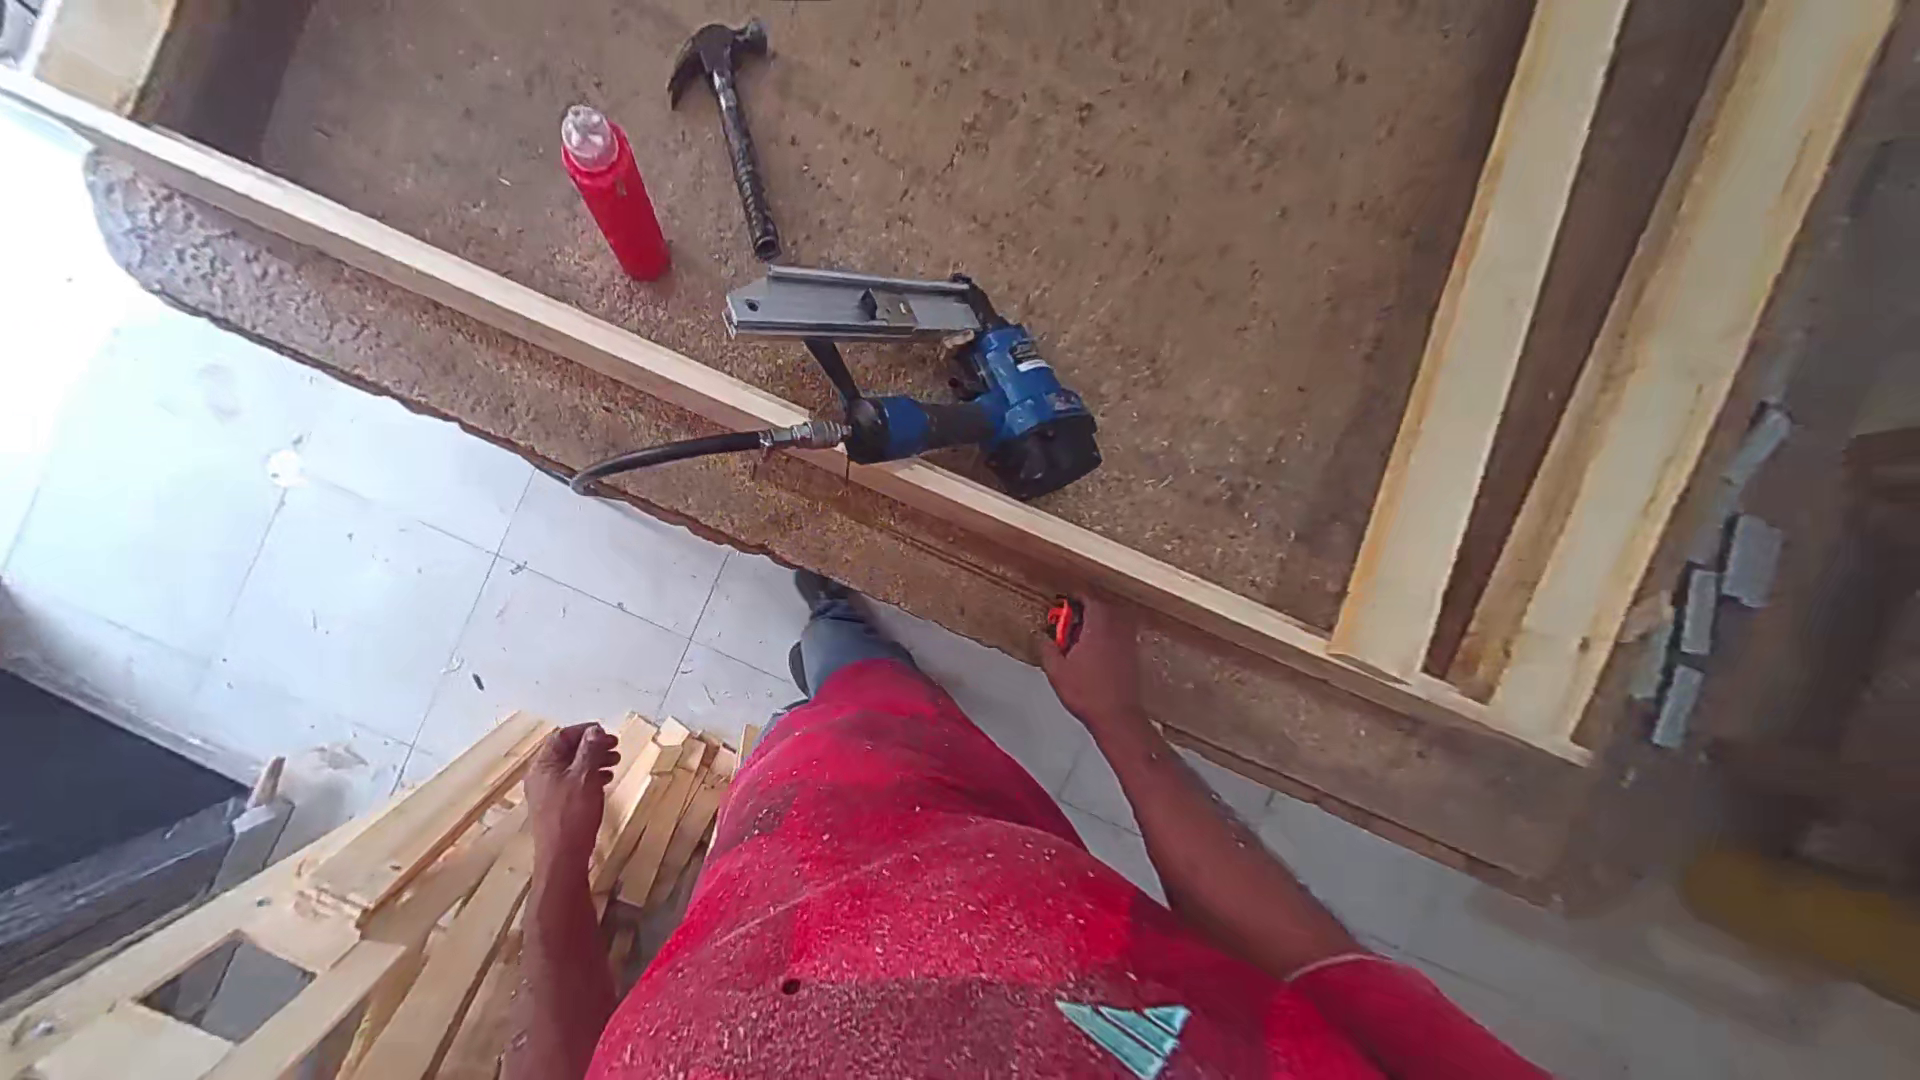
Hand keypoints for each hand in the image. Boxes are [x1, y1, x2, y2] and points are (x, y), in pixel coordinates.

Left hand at [524, 723, 618, 871]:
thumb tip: (594, 730)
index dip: (584, 731)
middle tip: (614, 746)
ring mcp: (548, 791)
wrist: (563, 856)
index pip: (561, 736)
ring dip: (594, 759)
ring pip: (573, 765)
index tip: (606, 733)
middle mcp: (542, 776)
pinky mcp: (557, 803)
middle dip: (592, 745)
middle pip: (568, 750)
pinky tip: (606, 779)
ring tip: (615, 761)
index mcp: (543, 766)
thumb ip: (590, 750)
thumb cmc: (573, 813)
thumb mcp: (585, 776)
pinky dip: (591, 774)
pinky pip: (574, 780)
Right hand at [1038, 595, 1144, 729]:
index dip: (1075, 598)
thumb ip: (1048, 649)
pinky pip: (1119, 635)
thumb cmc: (1090, 695)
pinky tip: (1093, 653)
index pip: (1089, 599)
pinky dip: (1106, 637)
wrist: (1116, 717)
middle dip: (1085, 610)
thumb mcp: (1056, 670)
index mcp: (1098, 627)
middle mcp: (1116, 630)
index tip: (1065, 602)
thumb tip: (1044, 640)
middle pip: (1103, 607)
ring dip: (1097, 623)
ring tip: (1080, 637)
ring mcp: (1127, 643)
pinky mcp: (1132, 656)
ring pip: (1112, 621)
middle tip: (1070, 620)